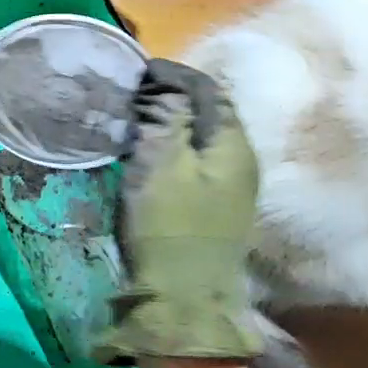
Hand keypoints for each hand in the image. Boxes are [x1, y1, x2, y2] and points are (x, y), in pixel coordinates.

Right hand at [97, 59, 263, 361]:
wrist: (184, 297)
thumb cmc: (170, 225)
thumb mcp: (161, 163)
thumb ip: (165, 118)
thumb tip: (164, 87)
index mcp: (232, 144)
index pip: (207, 89)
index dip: (172, 74)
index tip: (135, 70)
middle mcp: (240, 160)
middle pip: (207, 111)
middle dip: (170, 95)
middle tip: (128, 91)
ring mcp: (230, 186)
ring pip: (199, 136)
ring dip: (168, 120)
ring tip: (130, 116)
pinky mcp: (213, 205)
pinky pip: (192, 158)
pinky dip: (168, 144)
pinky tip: (142, 150)